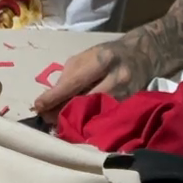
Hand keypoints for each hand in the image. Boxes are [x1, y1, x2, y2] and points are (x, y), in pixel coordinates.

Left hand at [32, 37, 152, 113]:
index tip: (38, 106)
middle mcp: (117, 78)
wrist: (144, 56)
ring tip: (60, 124)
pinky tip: (78, 127)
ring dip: (74, 122)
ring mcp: (127, 96)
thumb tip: (49, 101)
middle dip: (62, 112)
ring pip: (94, 115)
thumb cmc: (108, 56)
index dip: (55, 96)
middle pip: (84, 102)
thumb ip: (68, 76)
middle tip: (46, 119)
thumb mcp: (87, 56)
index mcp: (104, 59)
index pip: (75, 81)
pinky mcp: (130, 109)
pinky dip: (89, 125)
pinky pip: (104, 121)